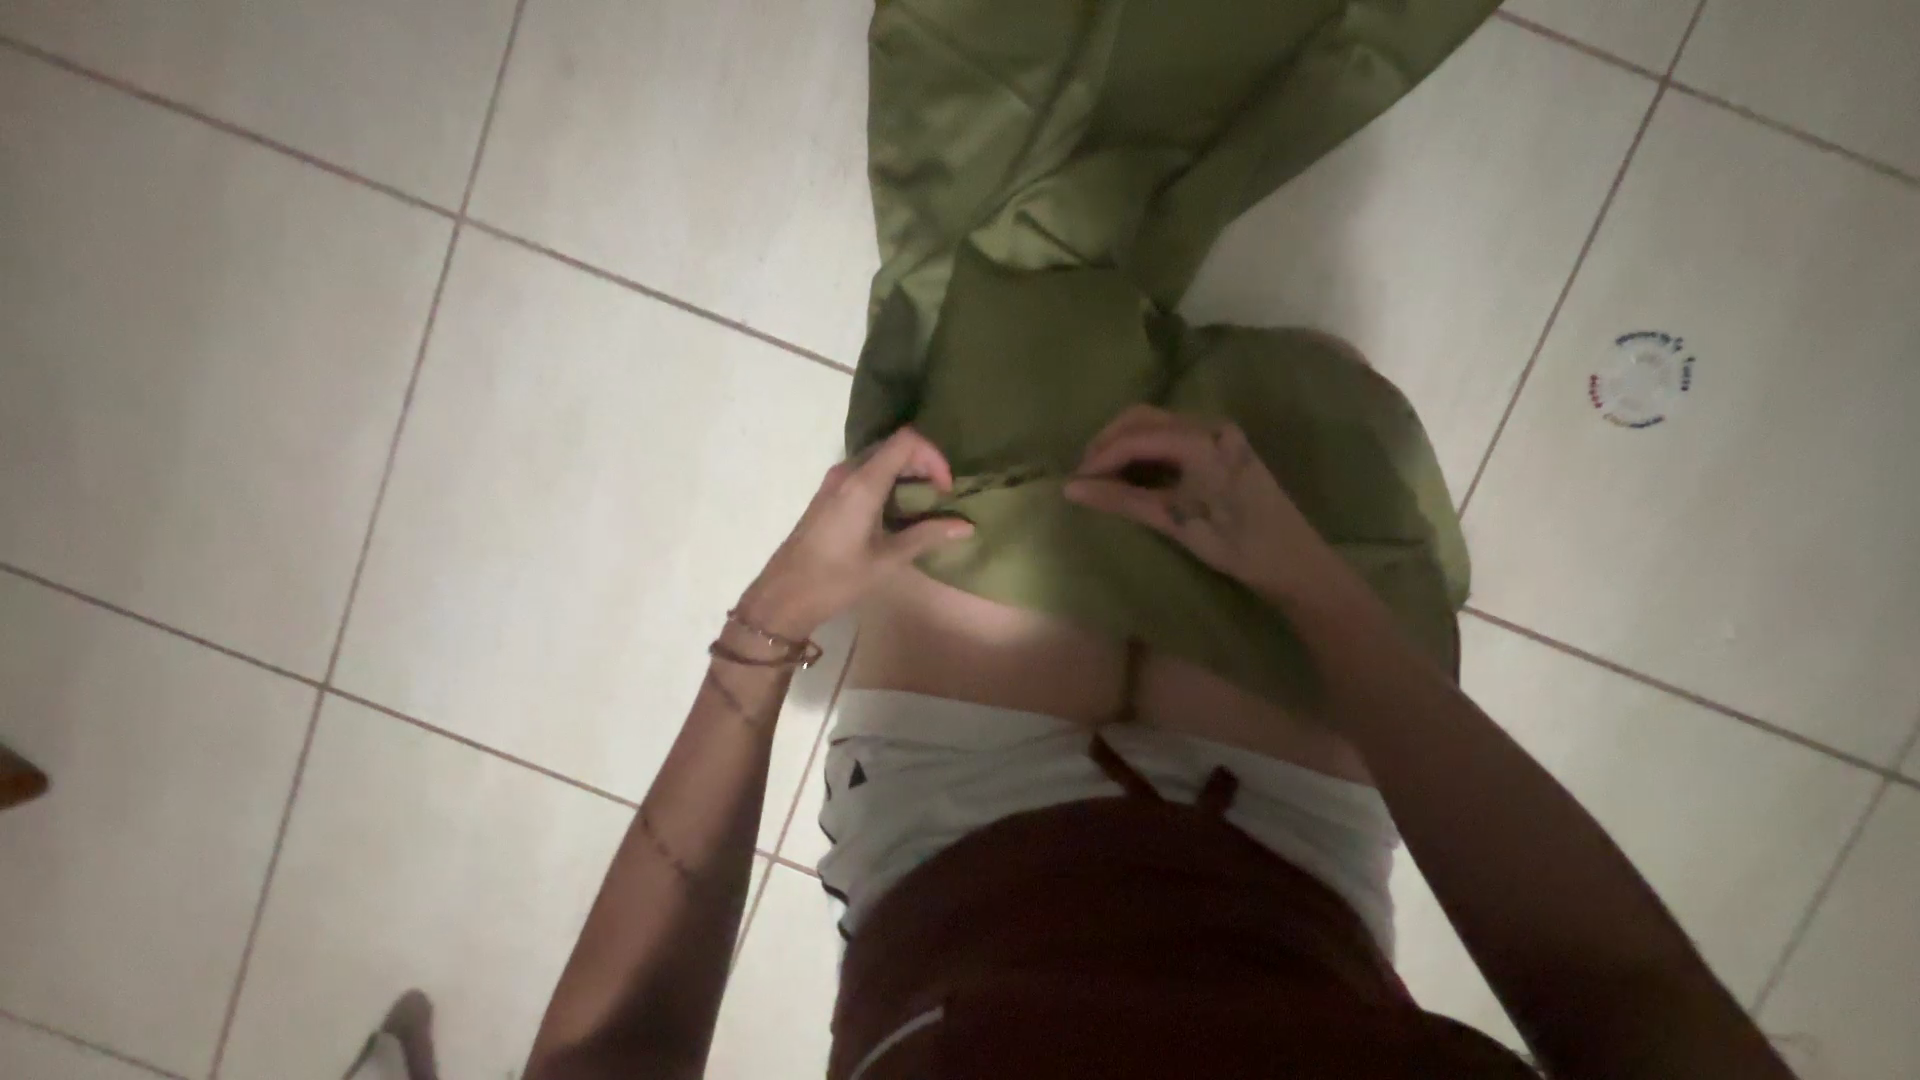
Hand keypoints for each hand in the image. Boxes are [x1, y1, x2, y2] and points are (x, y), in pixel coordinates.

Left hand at [737, 427, 972, 637]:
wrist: (783, 595)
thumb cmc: (836, 579)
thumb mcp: (887, 560)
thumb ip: (927, 536)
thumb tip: (967, 527)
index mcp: (862, 483)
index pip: (906, 441)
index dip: (933, 457)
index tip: (945, 489)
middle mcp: (847, 473)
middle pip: (893, 447)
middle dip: (923, 464)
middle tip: (940, 497)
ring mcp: (834, 482)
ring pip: (878, 459)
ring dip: (906, 474)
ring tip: (924, 505)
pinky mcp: (828, 495)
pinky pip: (864, 473)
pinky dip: (888, 482)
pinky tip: (896, 513)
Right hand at [1064, 405, 1336, 600]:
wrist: (1295, 562)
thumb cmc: (1236, 543)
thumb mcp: (1175, 521)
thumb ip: (1122, 500)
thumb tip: (1070, 489)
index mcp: (1200, 439)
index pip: (1134, 437)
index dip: (1099, 457)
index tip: (1073, 483)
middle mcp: (1209, 425)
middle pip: (1143, 419)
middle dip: (1108, 443)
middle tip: (1085, 477)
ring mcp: (1218, 434)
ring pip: (1157, 425)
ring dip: (1125, 445)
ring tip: (1102, 478)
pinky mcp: (1222, 448)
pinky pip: (1173, 436)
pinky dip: (1147, 451)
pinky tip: (1133, 475)